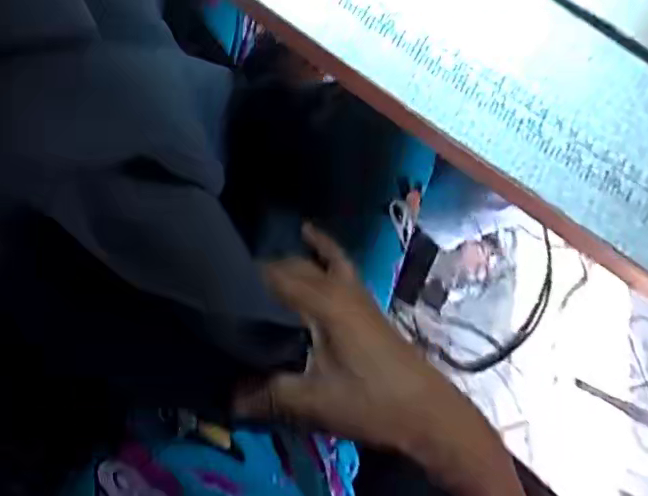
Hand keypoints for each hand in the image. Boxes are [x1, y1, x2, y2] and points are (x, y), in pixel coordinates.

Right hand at [235, 225, 522, 495]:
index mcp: (317, 300)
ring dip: (280, 265)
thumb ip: (270, 394)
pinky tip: (306, 231)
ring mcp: (349, 287)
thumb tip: (225, 397)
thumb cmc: (374, 404)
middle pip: (282, 266)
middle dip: (254, 274)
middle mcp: (331, 284)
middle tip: (228, 291)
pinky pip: (335, 259)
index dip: (238, 277)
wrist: (433, 416)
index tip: (214, 287)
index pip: (267, 275)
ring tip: (252, 274)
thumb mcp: (317, 402)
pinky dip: (319, 245)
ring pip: (304, 262)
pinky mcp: (361, 297)